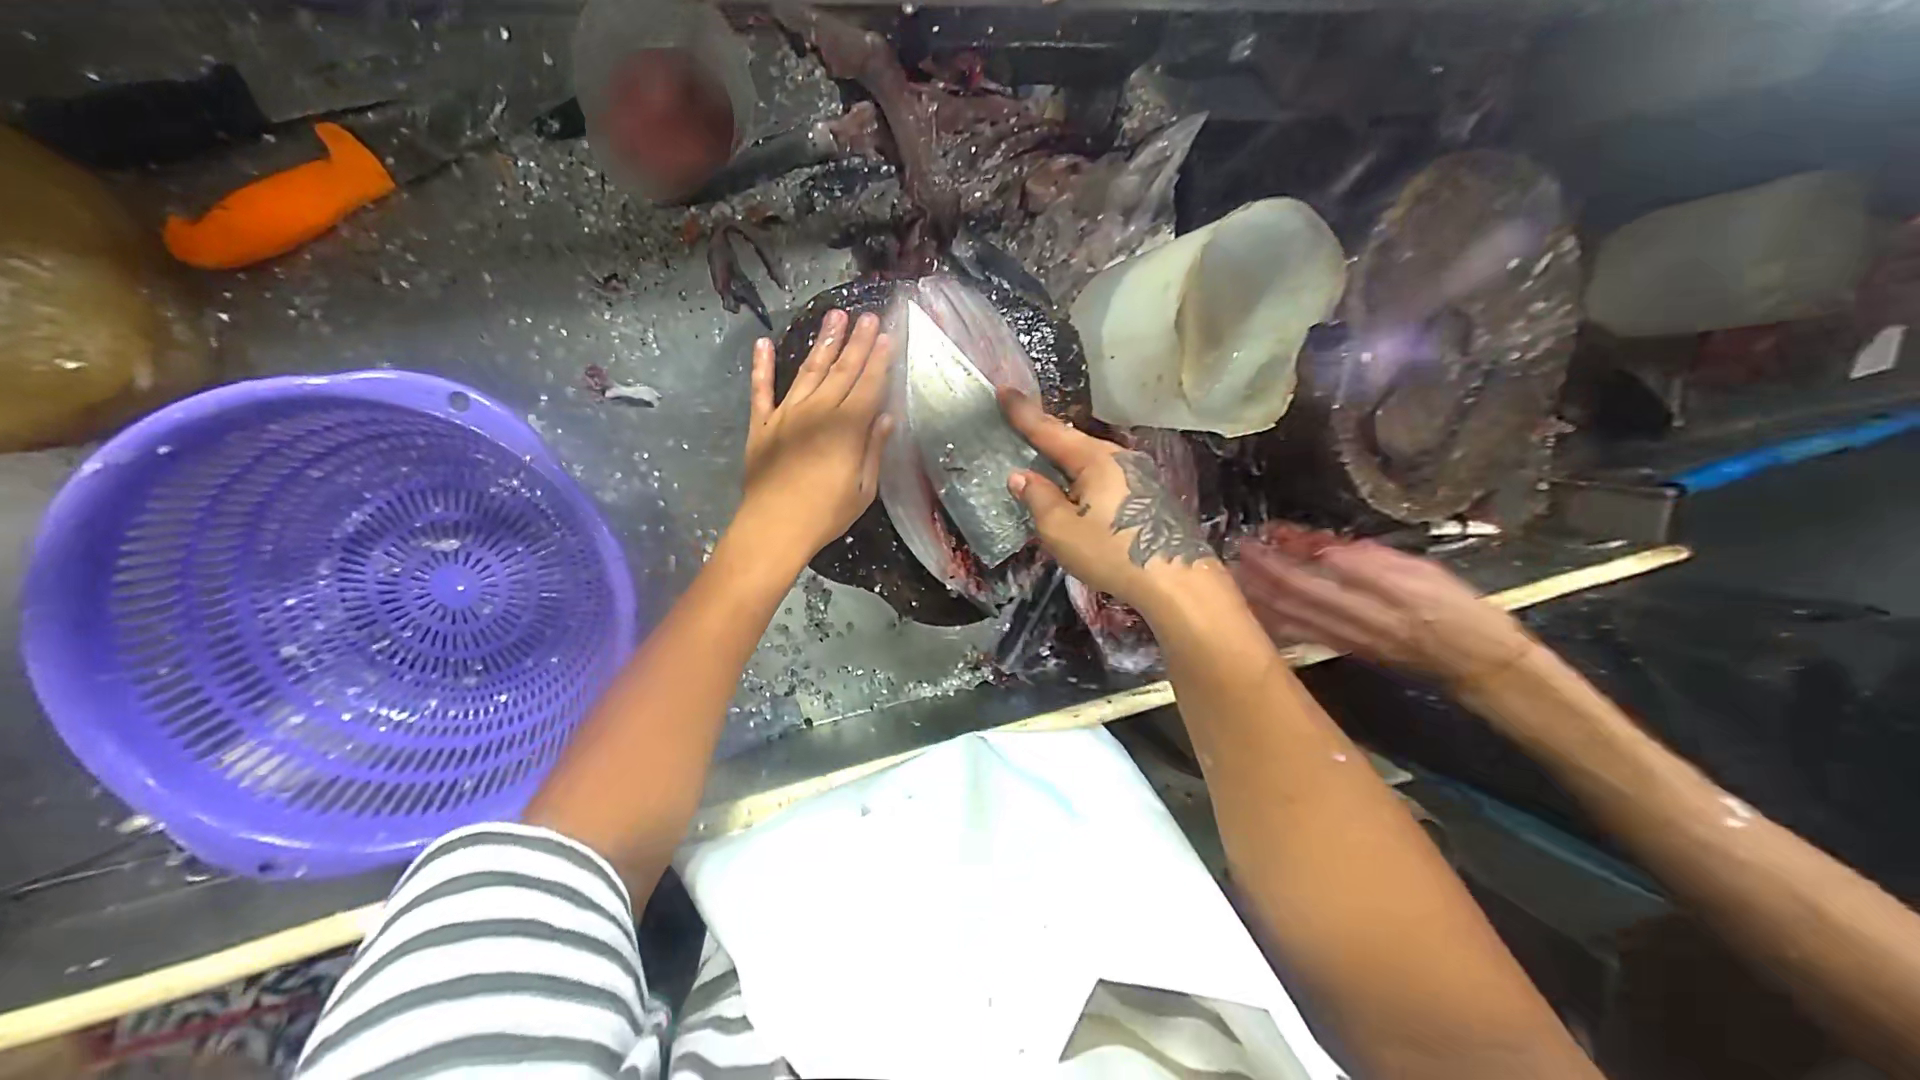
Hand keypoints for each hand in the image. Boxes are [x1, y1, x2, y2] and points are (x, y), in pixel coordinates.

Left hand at [737, 309, 893, 563]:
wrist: (774, 527)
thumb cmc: (826, 513)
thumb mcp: (863, 488)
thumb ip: (872, 449)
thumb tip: (885, 417)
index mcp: (847, 427)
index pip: (868, 384)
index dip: (879, 359)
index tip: (888, 335)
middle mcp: (818, 411)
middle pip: (842, 370)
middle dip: (857, 342)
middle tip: (867, 315)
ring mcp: (786, 414)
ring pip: (808, 371)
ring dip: (822, 343)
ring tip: (834, 317)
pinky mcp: (762, 424)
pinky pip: (761, 389)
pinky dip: (762, 365)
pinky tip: (764, 343)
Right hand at [1001, 389, 1218, 611]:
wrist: (1176, 582)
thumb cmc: (1111, 552)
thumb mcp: (1060, 529)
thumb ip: (1037, 498)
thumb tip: (1020, 476)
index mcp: (1095, 459)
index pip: (1050, 431)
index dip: (1023, 413)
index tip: (1004, 390)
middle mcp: (1119, 459)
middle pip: (1073, 442)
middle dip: (1046, 436)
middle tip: (1020, 427)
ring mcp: (1139, 476)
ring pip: (1091, 461)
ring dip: (1066, 461)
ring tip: (1043, 463)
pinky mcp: (1149, 497)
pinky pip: (1105, 478)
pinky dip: (1084, 479)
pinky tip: (1076, 493)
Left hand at [1233, 525, 1536, 687]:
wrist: (1477, 662)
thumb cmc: (1453, 611)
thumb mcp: (1415, 574)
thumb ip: (1365, 563)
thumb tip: (1323, 550)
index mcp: (1353, 602)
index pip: (1294, 579)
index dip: (1268, 560)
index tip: (1250, 540)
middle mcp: (1336, 623)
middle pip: (1281, 600)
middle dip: (1254, 577)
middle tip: (1233, 555)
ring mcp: (1338, 637)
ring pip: (1284, 617)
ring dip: (1257, 597)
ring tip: (1235, 577)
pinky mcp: (1344, 645)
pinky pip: (1298, 631)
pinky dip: (1274, 617)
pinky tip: (1262, 607)